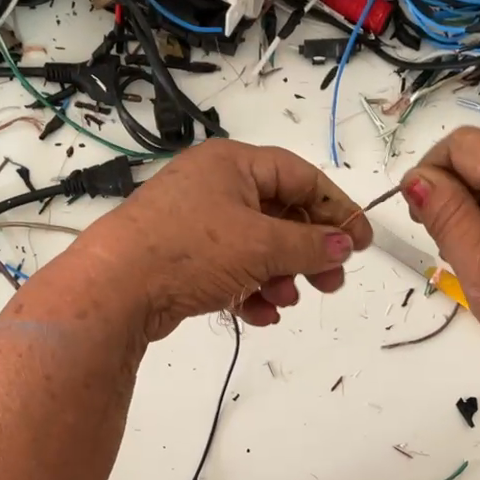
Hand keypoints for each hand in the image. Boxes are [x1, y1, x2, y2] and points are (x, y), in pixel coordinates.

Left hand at [68, 140, 374, 339]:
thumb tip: (346, 245)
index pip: (300, 177)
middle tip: (332, 283)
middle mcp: (216, 188)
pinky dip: (251, 291)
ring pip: (257, 249)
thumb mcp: (262, 246)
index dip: (335, 209)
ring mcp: (198, 225)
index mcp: (234, 165)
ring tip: (288, 301)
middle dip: (308, 253)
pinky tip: (261, 314)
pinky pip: (233, 271)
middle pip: (281, 216)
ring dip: (280, 277)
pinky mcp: (185, 260)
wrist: (118, 288)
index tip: (362, 242)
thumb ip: (310, 245)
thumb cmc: (191, 250)